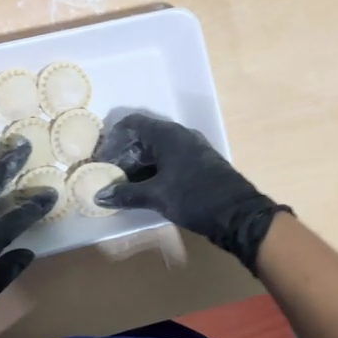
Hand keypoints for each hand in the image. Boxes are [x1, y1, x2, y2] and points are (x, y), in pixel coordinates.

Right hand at [93, 111, 289, 272]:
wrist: (239, 214)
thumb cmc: (195, 197)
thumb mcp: (157, 196)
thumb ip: (126, 194)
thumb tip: (99, 195)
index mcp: (168, 135)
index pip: (133, 123)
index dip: (113, 137)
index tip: (99, 156)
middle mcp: (180, 137)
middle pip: (143, 138)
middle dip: (123, 154)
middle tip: (107, 173)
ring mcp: (191, 151)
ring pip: (156, 151)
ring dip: (137, 166)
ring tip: (121, 185)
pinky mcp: (198, 166)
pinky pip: (168, 162)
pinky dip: (152, 172)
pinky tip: (142, 190)